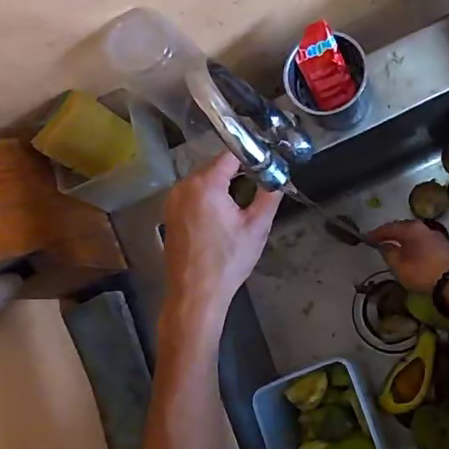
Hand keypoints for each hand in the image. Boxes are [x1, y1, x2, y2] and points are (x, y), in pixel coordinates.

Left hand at [161, 153, 282, 312]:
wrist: (196, 293)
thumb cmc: (227, 261)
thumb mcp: (257, 227)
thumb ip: (269, 196)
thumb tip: (278, 179)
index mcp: (204, 185)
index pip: (229, 155)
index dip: (250, 156)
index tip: (266, 163)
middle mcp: (183, 188)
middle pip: (214, 166)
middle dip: (237, 171)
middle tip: (260, 182)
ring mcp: (173, 202)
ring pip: (203, 181)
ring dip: (224, 185)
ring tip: (245, 199)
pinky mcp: (170, 215)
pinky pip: (193, 195)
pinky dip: (210, 197)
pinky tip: (225, 214)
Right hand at [366, 219, 448, 292]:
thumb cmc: (423, 272)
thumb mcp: (399, 266)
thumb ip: (388, 254)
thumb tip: (384, 245)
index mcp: (411, 229)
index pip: (388, 227)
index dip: (376, 234)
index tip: (366, 239)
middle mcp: (424, 227)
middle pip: (403, 228)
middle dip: (391, 234)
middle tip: (380, 242)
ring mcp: (437, 235)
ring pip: (415, 235)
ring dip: (404, 240)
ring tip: (396, 248)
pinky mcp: (445, 246)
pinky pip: (424, 242)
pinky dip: (415, 245)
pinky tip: (413, 254)